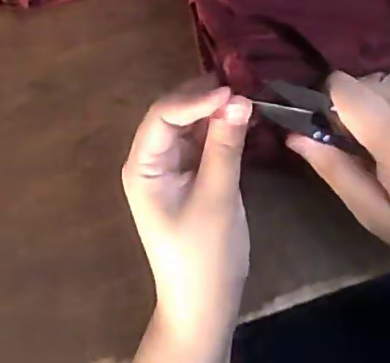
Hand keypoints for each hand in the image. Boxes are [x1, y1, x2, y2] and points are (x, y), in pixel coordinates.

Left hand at [122, 76, 253, 362]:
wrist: (206, 305)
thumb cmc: (204, 256)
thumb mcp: (217, 199)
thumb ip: (226, 146)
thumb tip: (240, 98)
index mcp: (143, 166)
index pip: (163, 115)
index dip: (195, 99)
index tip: (231, 91)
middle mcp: (153, 157)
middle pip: (175, 111)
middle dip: (206, 96)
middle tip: (242, 85)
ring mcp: (172, 162)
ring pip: (191, 119)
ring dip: (216, 106)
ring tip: (246, 94)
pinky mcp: (192, 169)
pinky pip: (204, 134)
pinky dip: (222, 122)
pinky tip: (244, 115)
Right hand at [285, 66, 389, 287]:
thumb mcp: (373, 212)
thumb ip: (331, 168)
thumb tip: (292, 134)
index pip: (338, 84)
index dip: (324, 103)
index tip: (328, 133)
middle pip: (357, 78)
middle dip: (347, 104)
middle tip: (356, 144)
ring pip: (380, 74)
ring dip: (371, 96)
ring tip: (381, 134)